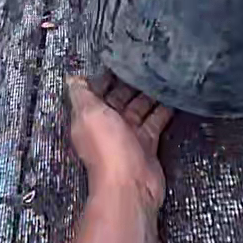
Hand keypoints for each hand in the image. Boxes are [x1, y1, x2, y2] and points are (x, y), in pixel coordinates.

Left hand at [66, 75, 170, 211]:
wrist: (130, 184)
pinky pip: (154, 121)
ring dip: (147, 94)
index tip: (118, 58)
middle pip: (118, 98)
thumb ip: (81, 93)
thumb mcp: (88, 113)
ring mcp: (127, 134)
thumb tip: (72, 77)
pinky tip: (171, 96)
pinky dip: (162, 110)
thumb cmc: (107, 148)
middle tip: (143, 62)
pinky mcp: (146, 143)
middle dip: (128, 82)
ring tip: (159, 74)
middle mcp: (107, 124)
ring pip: (138, 108)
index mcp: (89, 116)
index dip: (104, 76)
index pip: (95, 91)